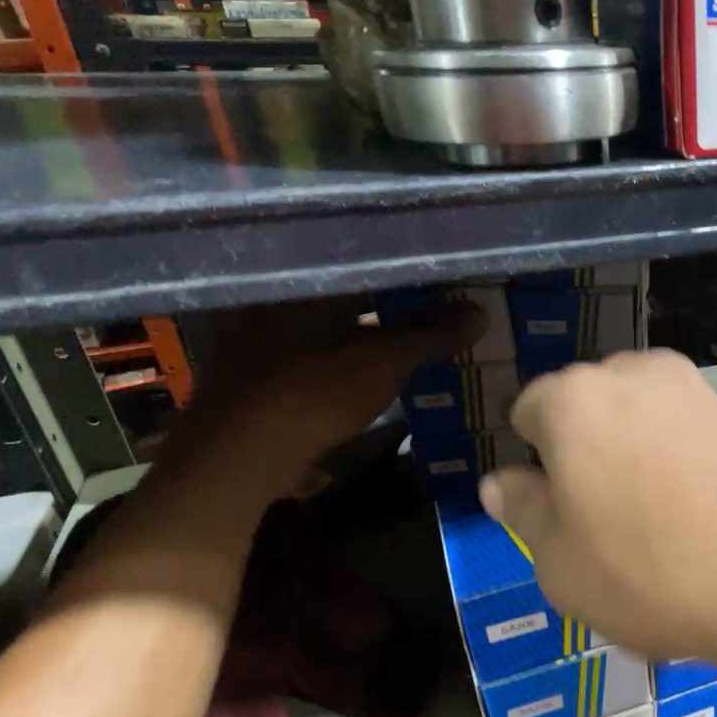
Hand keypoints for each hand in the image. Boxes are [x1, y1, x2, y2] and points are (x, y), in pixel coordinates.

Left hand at [162, 298, 484, 501]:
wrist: (237, 458)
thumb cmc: (311, 397)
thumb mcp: (382, 364)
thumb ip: (429, 335)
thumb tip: (480, 312)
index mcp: (305, 283)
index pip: (366, 258)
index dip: (407, 267)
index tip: (445, 274)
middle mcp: (278, 297)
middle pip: (346, 288)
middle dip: (389, 296)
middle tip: (436, 302)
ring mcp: (261, 334)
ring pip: (329, 318)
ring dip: (367, 325)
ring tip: (412, 332)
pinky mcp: (259, 369)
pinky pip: (315, 345)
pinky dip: (347, 350)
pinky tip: (371, 364)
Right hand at [479, 351, 716, 678]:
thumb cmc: (655, 575)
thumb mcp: (562, 565)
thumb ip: (525, 512)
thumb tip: (503, 481)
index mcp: (575, 398)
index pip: (528, 412)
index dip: (537, 466)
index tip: (560, 514)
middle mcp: (637, 374)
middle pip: (590, 409)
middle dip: (588, 454)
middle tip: (609, 525)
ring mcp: (701, 390)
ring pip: (644, 421)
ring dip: (639, 460)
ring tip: (664, 529)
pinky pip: (693, 437)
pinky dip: (687, 467)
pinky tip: (709, 520)